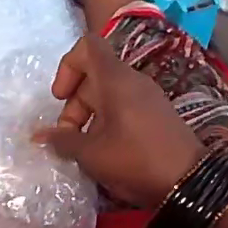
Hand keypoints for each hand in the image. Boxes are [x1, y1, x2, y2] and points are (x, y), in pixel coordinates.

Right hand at [38, 35, 204, 205]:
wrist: (188, 181)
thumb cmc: (135, 160)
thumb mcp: (92, 153)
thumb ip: (63, 140)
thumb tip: (38, 135)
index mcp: (116, 80)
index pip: (86, 47)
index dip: (67, 67)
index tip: (59, 98)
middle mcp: (133, 81)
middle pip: (93, 77)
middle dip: (73, 106)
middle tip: (68, 139)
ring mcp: (147, 97)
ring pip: (107, 95)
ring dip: (88, 119)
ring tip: (84, 150)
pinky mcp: (156, 115)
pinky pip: (123, 108)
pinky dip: (107, 124)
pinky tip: (105, 152)